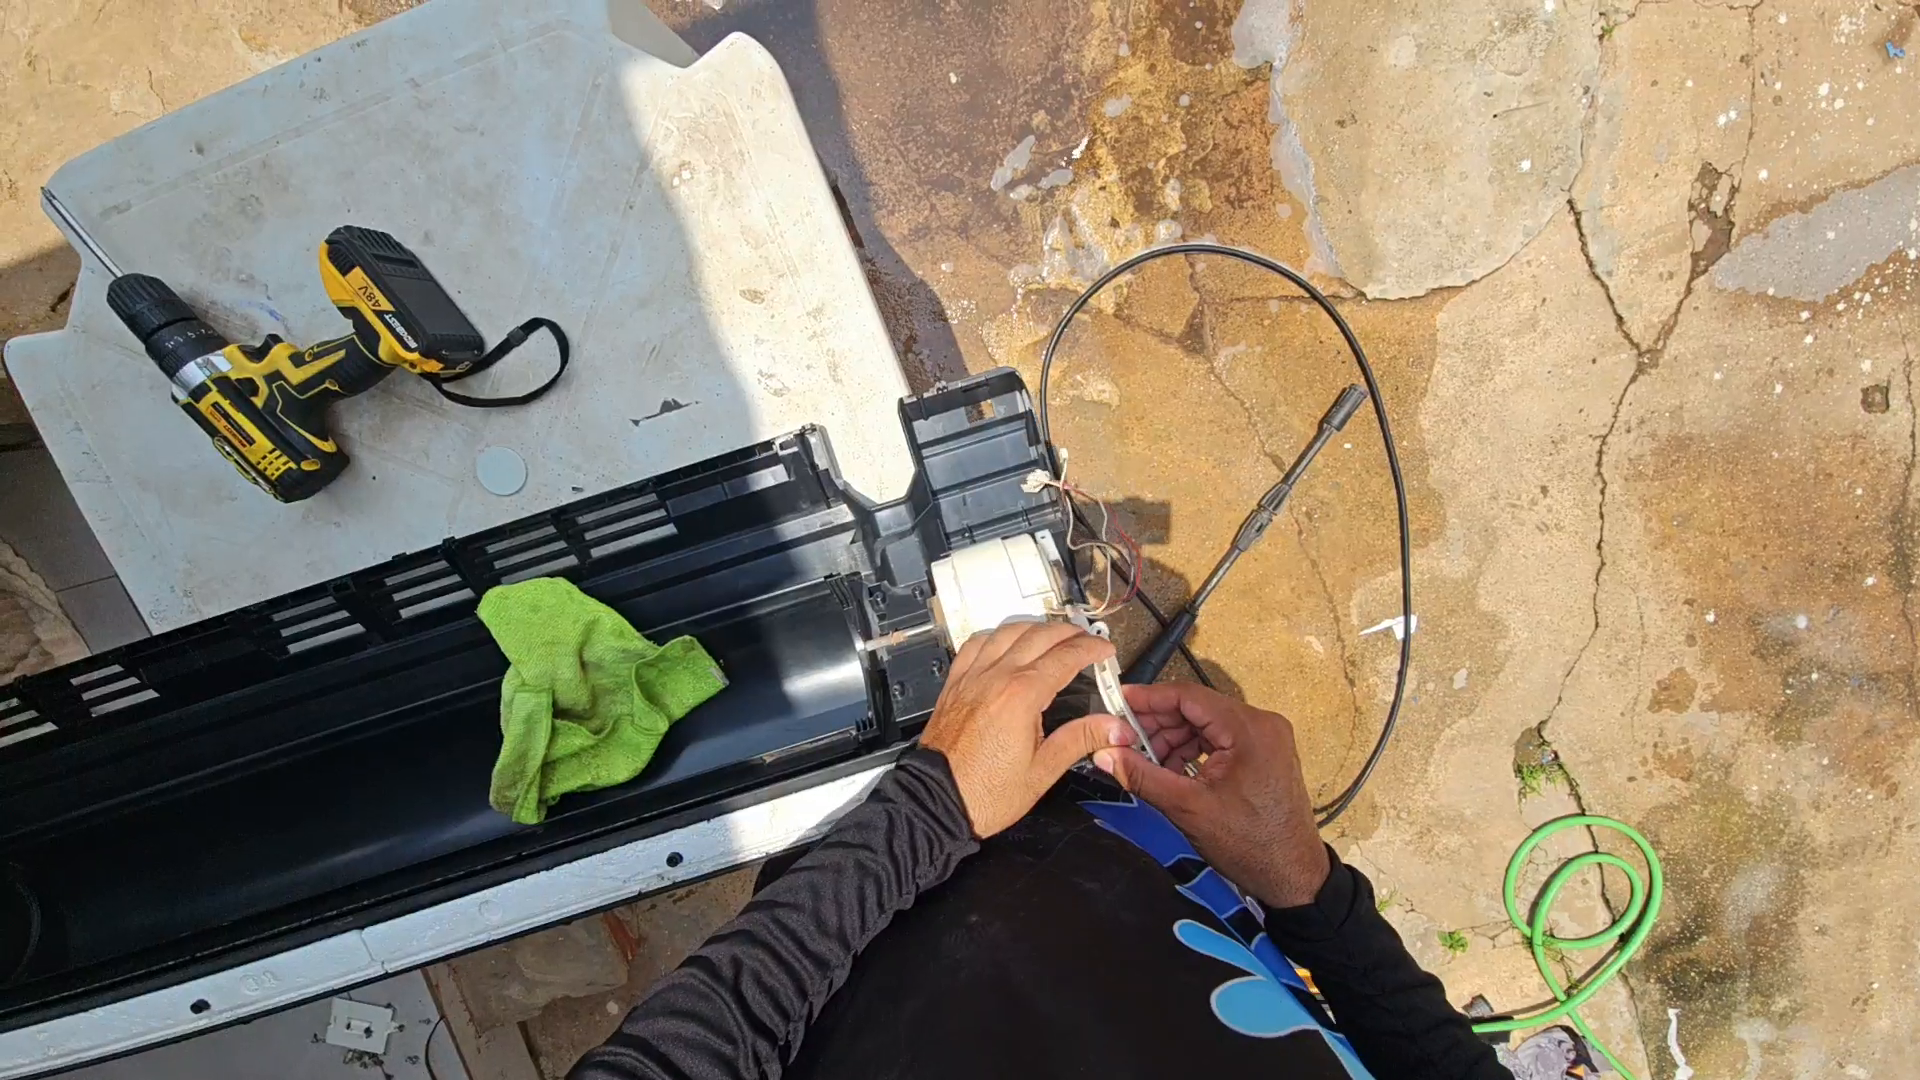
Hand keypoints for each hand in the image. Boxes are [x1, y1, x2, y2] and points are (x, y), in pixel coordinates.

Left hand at [920, 621, 1141, 837]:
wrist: (937, 800)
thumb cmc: (986, 792)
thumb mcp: (1043, 771)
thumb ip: (1081, 739)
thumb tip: (1117, 727)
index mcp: (1021, 695)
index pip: (1065, 656)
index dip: (1090, 648)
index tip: (1105, 650)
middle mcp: (996, 676)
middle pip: (1039, 636)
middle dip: (1069, 632)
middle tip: (1087, 640)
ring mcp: (972, 676)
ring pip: (1007, 632)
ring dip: (1035, 628)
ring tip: (1053, 635)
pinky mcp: (955, 682)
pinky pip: (976, 643)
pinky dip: (997, 636)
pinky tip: (1007, 641)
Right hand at [1091, 682, 1329, 907]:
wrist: (1294, 880)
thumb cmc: (1250, 845)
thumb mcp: (1187, 808)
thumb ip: (1142, 775)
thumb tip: (1104, 754)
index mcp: (1248, 729)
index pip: (1188, 696)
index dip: (1148, 698)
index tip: (1117, 701)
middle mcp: (1260, 723)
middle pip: (1195, 708)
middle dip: (1157, 722)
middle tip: (1124, 737)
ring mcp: (1264, 737)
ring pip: (1203, 723)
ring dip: (1171, 738)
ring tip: (1144, 760)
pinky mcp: (1262, 752)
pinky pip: (1216, 738)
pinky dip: (1190, 749)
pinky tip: (1169, 768)